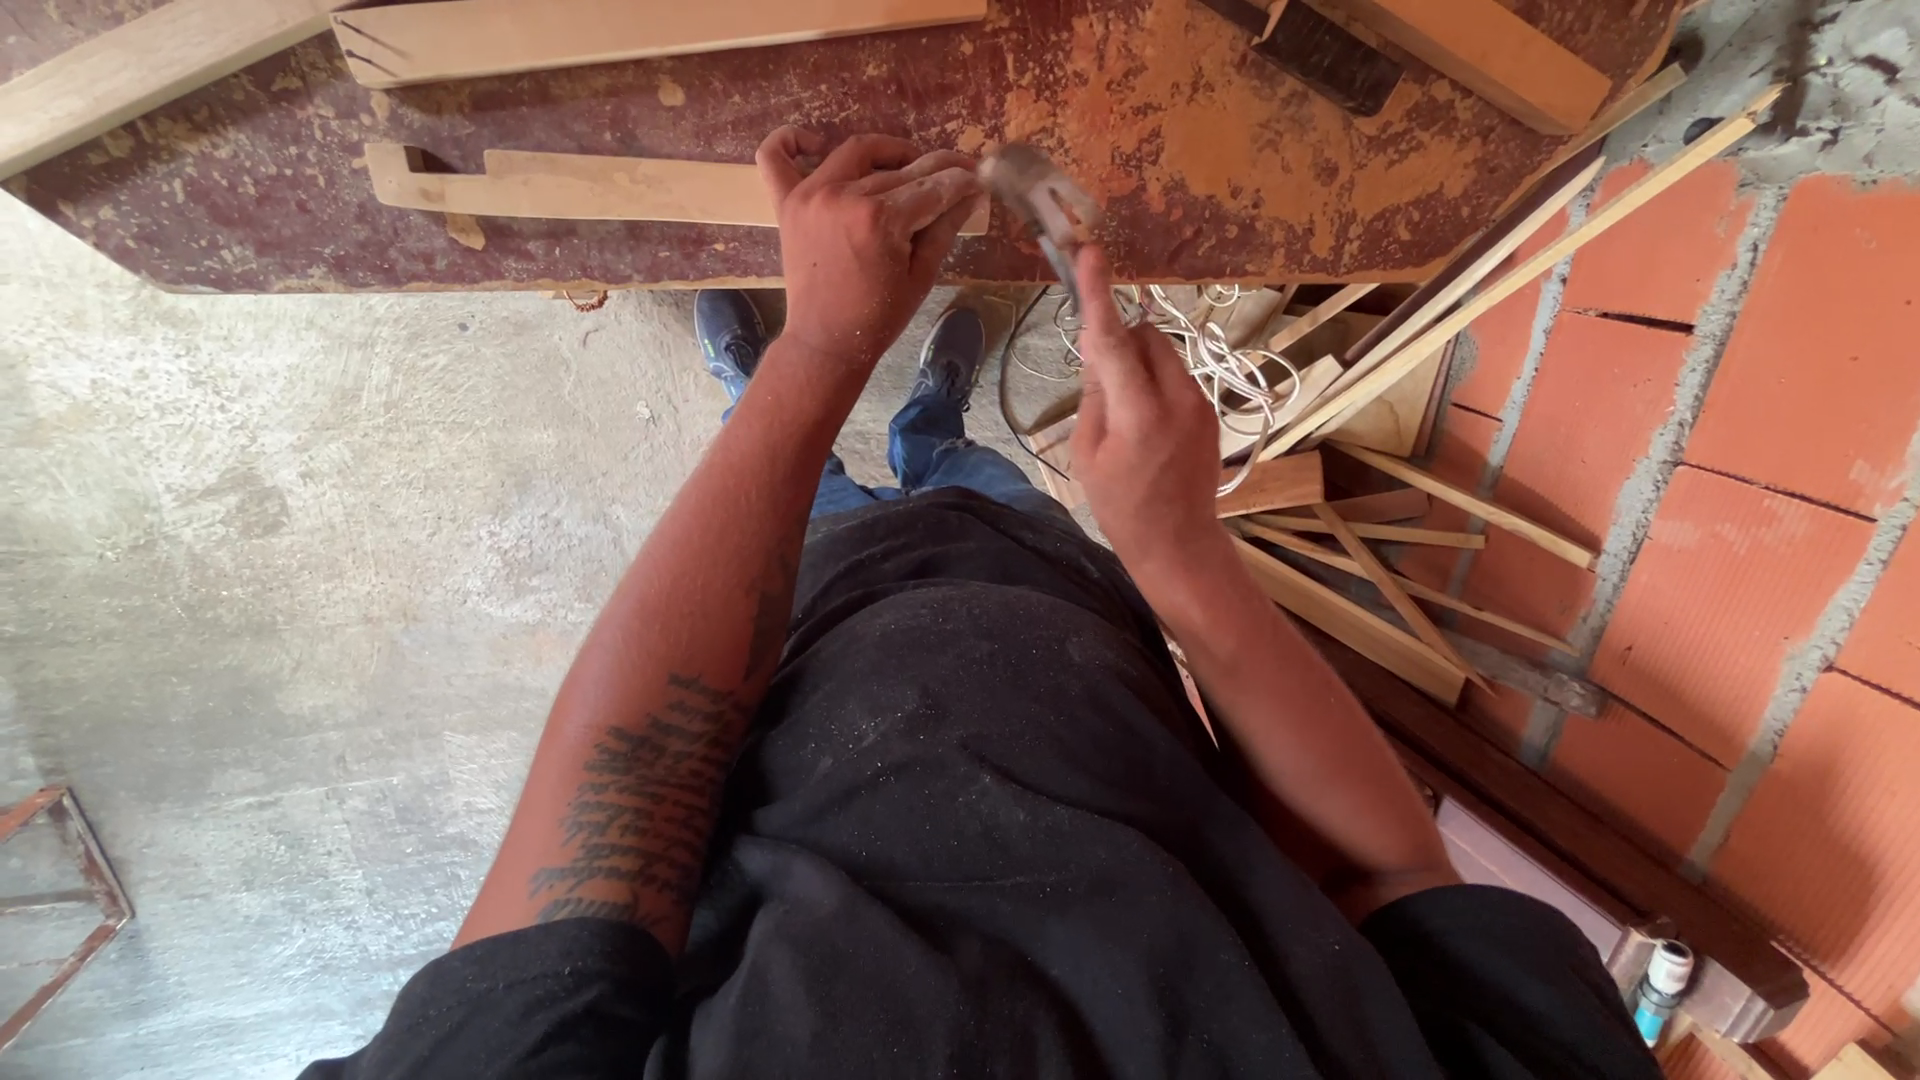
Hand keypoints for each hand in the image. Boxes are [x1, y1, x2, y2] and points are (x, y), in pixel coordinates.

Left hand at [756, 127, 984, 369]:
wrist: (826, 342)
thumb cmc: (879, 318)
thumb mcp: (921, 276)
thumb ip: (944, 228)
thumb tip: (971, 193)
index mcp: (881, 220)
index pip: (932, 186)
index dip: (960, 181)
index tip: (977, 177)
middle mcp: (845, 196)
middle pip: (900, 170)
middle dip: (934, 170)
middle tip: (953, 176)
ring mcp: (811, 195)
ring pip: (856, 154)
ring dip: (887, 153)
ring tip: (907, 167)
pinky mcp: (787, 203)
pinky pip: (775, 158)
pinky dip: (790, 141)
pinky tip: (815, 144)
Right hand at [1069, 245, 1226, 577]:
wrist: (1179, 542)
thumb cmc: (1121, 506)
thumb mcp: (1087, 454)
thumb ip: (1094, 394)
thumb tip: (1096, 348)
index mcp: (1138, 414)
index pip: (1113, 340)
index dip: (1099, 294)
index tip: (1090, 253)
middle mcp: (1177, 398)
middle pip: (1144, 335)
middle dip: (1119, 340)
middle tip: (1098, 374)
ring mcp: (1199, 402)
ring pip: (1162, 353)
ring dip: (1137, 361)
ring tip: (1123, 408)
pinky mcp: (1209, 410)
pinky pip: (1176, 375)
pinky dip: (1154, 380)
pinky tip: (1144, 420)